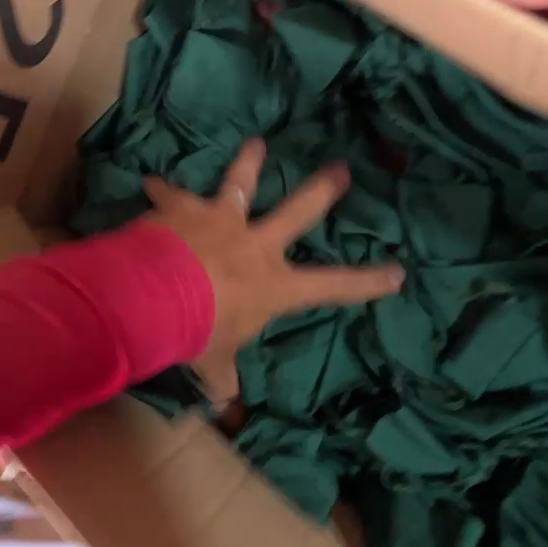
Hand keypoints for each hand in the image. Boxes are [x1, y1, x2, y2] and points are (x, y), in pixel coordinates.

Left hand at [143, 139, 404, 400]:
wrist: (153, 294)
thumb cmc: (195, 331)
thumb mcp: (213, 360)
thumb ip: (221, 377)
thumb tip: (223, 403)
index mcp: (274, 285)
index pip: (332, 286)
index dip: (366, 282)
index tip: (397, 272)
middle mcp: (254, 244)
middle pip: (297, 212)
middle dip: (321, 191)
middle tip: (341, 169)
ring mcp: (220, 220)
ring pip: (240, 183)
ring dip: (248, 162)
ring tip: (255, 142)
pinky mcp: (184, 208)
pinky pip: (171, 194)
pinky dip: (161, 189)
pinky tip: (150, 181)